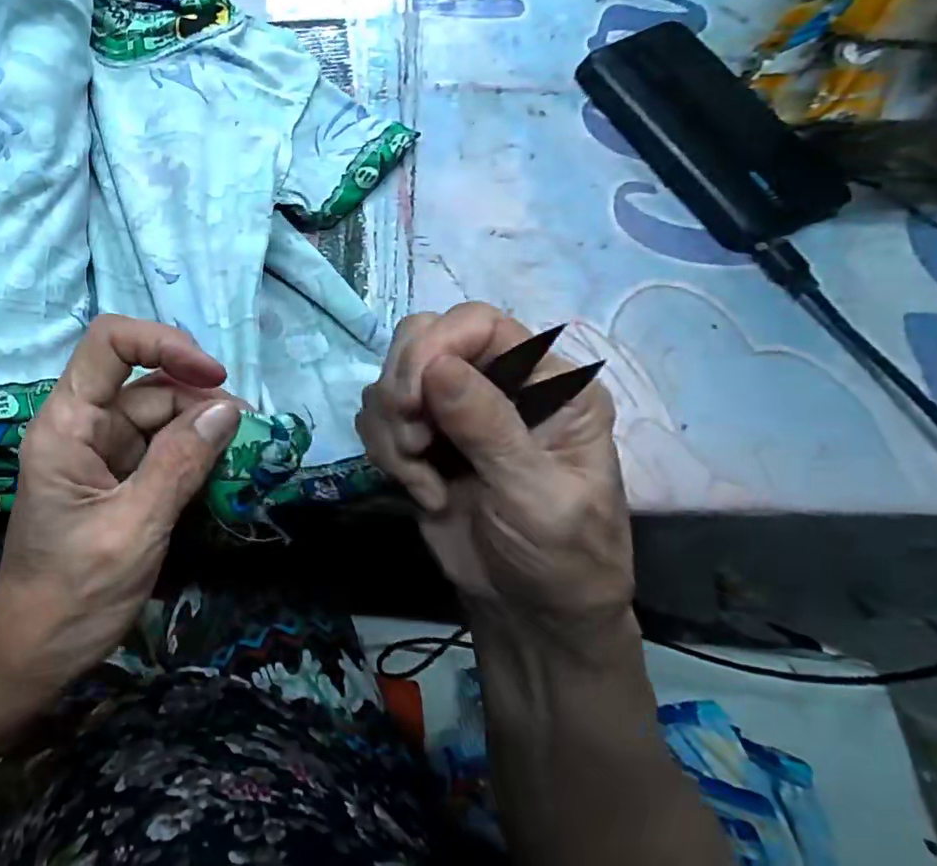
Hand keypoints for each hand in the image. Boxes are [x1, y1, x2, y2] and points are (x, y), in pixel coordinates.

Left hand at [0, 316, 242, 751]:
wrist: (35, 655)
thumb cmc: (74, 593)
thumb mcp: (136, 526)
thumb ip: (181, 462)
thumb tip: (228, 408)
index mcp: (66, 424)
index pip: (108, 344)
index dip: (162, 342)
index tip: (213, 375)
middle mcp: (78, 427)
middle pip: (141, 384)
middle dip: (195, 399)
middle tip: (246, 432)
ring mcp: (95, 454)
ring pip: (154, 418)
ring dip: (197, 429)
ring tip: (240, 453)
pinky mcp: (111, 481)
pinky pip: (154, 451)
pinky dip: (187, 456)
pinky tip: (218, 472)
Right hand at [356, 302, 633, 650]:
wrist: (527, 611)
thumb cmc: (561, 556)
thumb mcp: (537, 496)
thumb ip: (490, 429)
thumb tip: (439, 367)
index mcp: (549, 385)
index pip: (480, 324)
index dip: (436, 345)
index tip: (411, 396)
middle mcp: (497, 385)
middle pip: (422, 338)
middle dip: (402, 387)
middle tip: (411, 438)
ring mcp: (453, 410)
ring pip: (390, 381)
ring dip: (392, 430)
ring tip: (421, 477)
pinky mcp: (419, 437)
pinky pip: (375, 418)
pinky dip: (383, 452)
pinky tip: (419, 488)